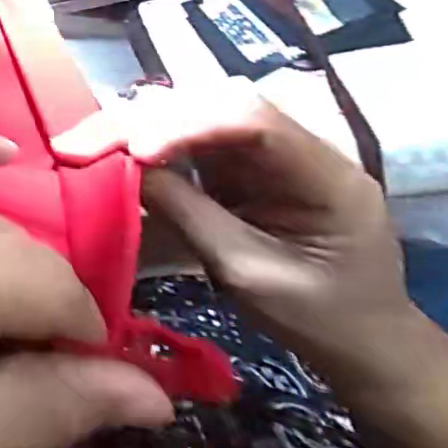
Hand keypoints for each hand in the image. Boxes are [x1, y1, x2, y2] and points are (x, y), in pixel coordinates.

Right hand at [50, 81, 412, 374]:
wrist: (364, 346)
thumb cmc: (320, 320)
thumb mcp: (250, 274)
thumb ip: (188, 213)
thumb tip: (123, 164)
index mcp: (327, 174)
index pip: (250, 119)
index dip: (186, 123)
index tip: (135, 152)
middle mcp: (295, 144)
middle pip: (210, 101)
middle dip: (143, 119)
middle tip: (83, 144)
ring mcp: (263, 148)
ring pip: (190, 108)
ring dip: (134, 122)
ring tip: (87, 143)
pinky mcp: (236, 157)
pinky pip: (182, 129)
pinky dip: (141, 135)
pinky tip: (110, 146)